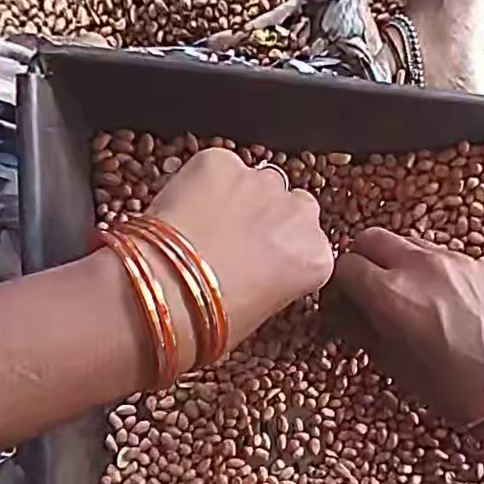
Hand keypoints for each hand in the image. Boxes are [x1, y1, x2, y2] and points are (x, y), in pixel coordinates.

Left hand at [143, 147, 333, 360]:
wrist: (167, 295)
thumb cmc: (210, 322)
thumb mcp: (259, 312)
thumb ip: (272, 281)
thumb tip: (254, 273)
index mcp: (316, 258)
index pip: (311, 244)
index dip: (282, 251)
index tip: (263, 261)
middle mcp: (299, 214)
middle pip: (293, 204)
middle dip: (270, 217)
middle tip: (236, 240)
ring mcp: (261, 181)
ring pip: (256, 180)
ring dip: (238, 196)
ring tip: (204, 224)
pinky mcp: (220, 161)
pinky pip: (216, 165)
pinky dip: (201, 181)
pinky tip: (183, 208)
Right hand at [329, 228, 483, 483]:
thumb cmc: (454, 390)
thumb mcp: (394, 364)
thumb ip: (360, 328)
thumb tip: (339, 310)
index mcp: (394, 295)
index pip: (344, 266)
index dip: (335, 286)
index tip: (337, 303)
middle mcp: (421, 266)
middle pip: (370, 239)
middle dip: (358, 262)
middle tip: (360, 292)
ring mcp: (453, 260)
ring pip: (404, 242)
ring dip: (389, 262)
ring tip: (396, 296)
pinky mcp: (477, 263)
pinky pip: (435, 254)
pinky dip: (420, 268)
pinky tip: (430, 300)